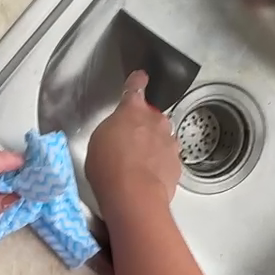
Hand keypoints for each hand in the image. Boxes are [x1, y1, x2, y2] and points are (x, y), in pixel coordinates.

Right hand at [86, 70, 180, 210]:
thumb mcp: (97, 142)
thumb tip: (117, 132)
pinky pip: (167, 160)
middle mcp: (155, 122)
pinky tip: (147, 179)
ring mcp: (169, 143)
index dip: (137, 81)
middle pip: (152, 117)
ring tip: (138, 165)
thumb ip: (111, 130)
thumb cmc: (109, 167)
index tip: (141, 77)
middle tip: (130, 143)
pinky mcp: (176, 164)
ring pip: (162, 139)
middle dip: (144, 126)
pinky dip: (159, 166)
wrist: (134, 196)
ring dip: (153, 147)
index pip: (136, 87)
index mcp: (132, 110)